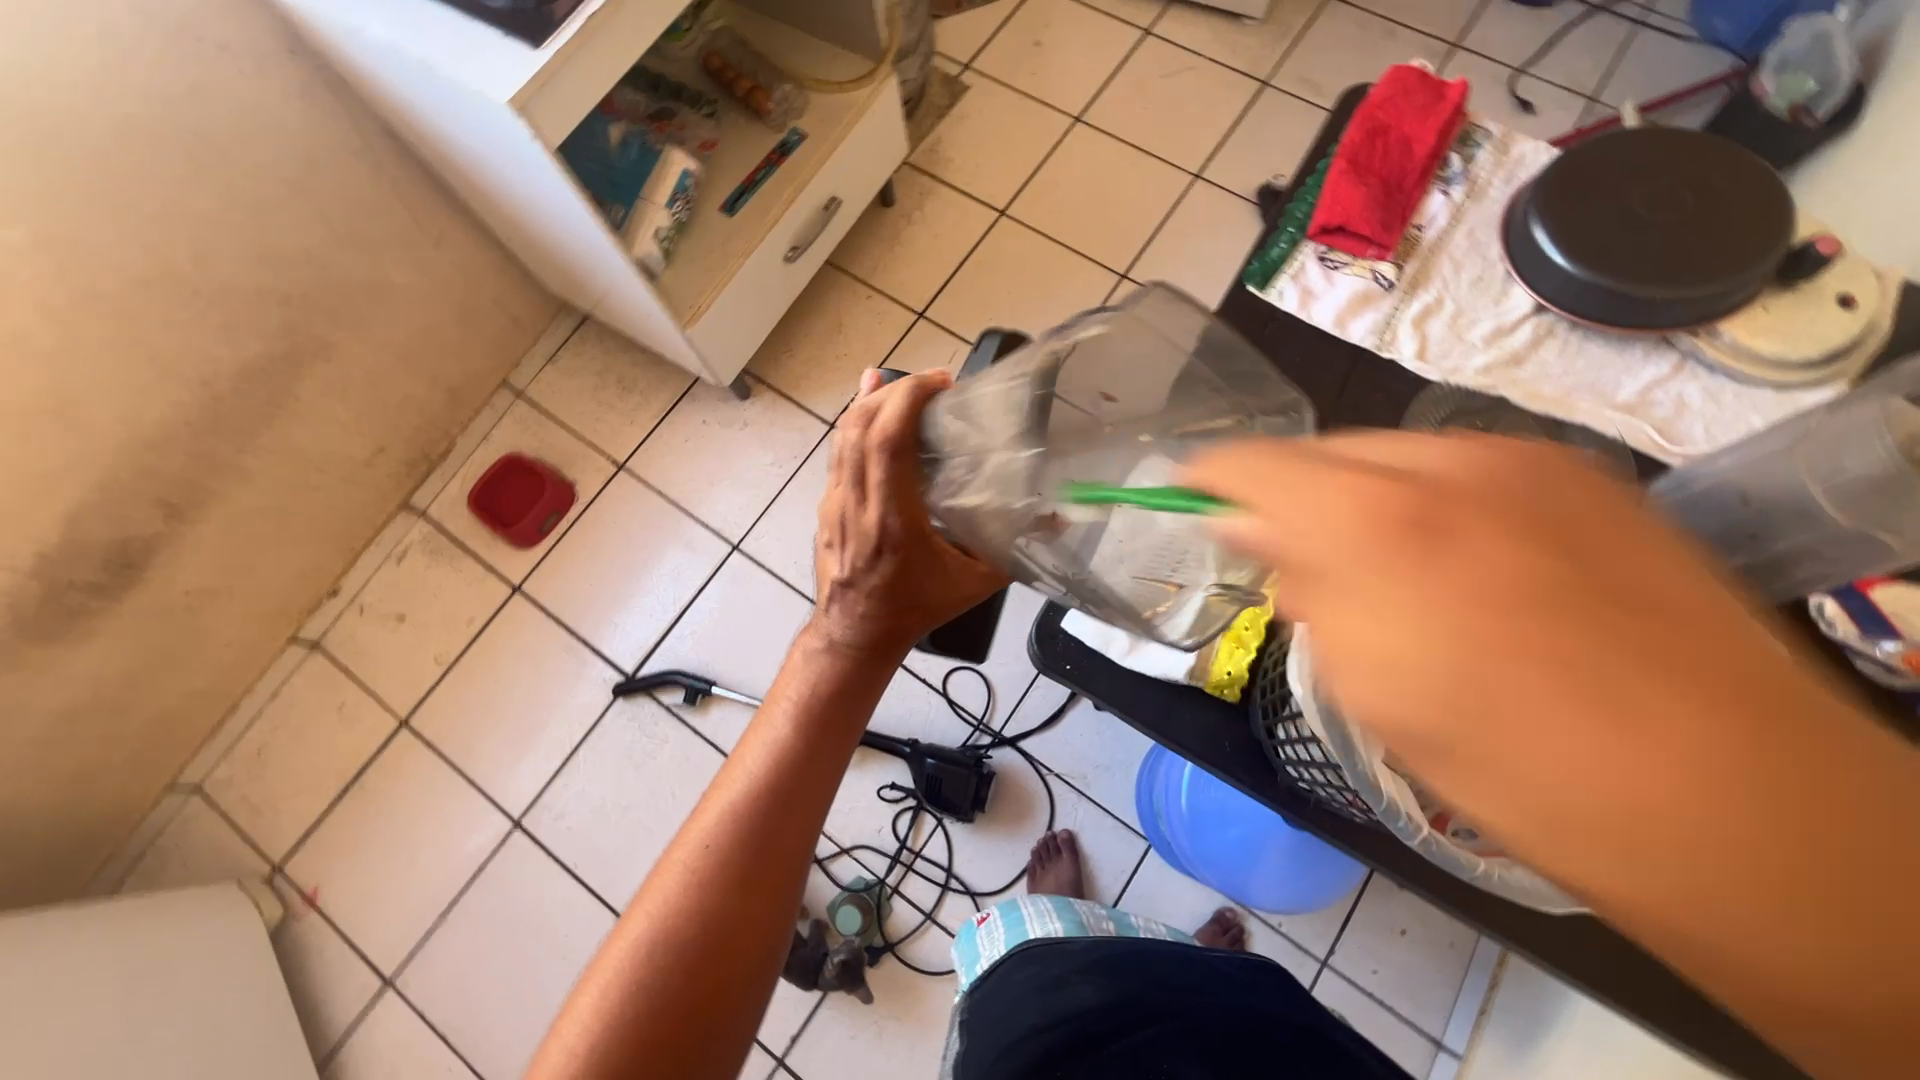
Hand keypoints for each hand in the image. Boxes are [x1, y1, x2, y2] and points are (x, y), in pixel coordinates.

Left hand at [808, 369, 1009, 660]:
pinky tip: (865, 401)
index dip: (910, 398)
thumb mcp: (973, 584)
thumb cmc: (915, 609)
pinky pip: (837, 452)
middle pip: (861, 425)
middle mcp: (856, 501)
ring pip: (843, 435)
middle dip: (895, 391)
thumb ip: (1013, 550)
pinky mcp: (826, 505)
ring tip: (900, 382)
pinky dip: (853, 422)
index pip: (888, 439)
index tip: (941, 382)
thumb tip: (1057, 520)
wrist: (856, 635)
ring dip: (871, 401)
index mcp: (892, 517)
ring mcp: (835, 502)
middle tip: (931, 382)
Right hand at [1181, 431, 1849, 836]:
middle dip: (1292, 498)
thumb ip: (1300, 588)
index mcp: (1377, 524)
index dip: (1209, 479)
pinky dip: (1431, 504)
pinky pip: (1464, 470)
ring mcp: (1528, 461)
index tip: (1188, 499)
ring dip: (1363, 502)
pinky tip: (1456, 567)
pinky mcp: (1586, 477)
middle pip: (1325, 452)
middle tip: (1287, 559)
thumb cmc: (1507, 762)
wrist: (1720, 792)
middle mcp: (1449, 463)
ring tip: (1381, 573)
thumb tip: (1252, 530)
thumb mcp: (1367, 684)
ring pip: (1395, 456)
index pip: (1256, 466)